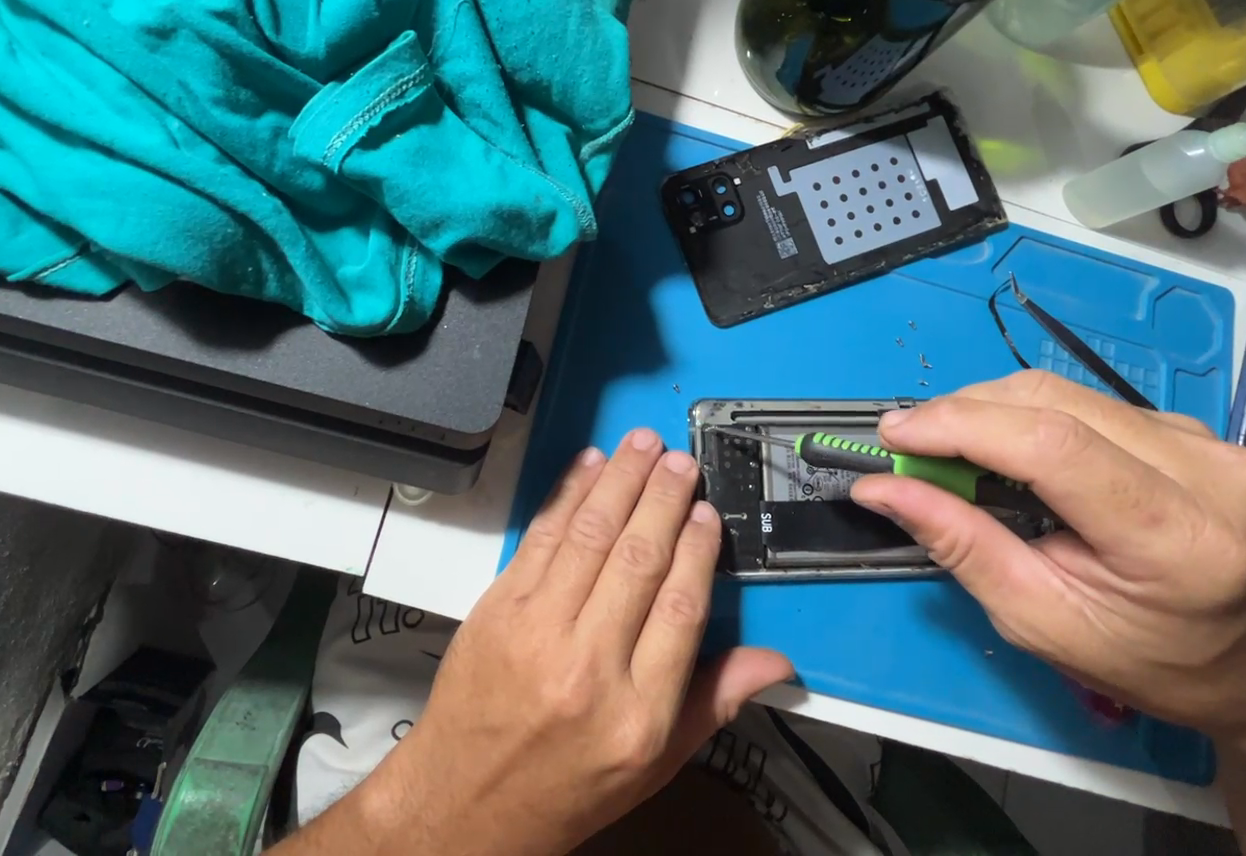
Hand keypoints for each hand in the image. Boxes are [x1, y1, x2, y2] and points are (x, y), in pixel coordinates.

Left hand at [358, 430, 793, 855]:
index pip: (681, 608)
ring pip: (589, 537)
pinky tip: (588, 466)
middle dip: (662, 500)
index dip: (698, 551)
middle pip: (637, 560)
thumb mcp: (655, 764)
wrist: (468, 800)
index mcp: (638, 711)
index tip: (708, 512)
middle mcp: (588, 664)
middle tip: (680, 461)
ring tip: (641, 445)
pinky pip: (540, 537)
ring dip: (618, 482)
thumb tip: (776, 661)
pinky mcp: (497, 607)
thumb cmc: (570, 785)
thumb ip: (714, 701)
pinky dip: (566, 495)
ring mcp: (536, 629)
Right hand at [851, 371, 1245, 740]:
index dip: (961, 427)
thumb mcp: (1039, 620)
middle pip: (1052, 403)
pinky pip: (1086, 401)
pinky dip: (1026, 416)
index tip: (894, 435)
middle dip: (962, 412)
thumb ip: (959, 545)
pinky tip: (1007, 449)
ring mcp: (1209, 441)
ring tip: (949, 447)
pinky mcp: (1196, 428)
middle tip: (909, 443)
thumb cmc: (1149, 660)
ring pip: (1064, 392)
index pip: (1053, 447)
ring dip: (989, 410)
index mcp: (1177, 539)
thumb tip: (879, 488)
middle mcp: (1207, 472)